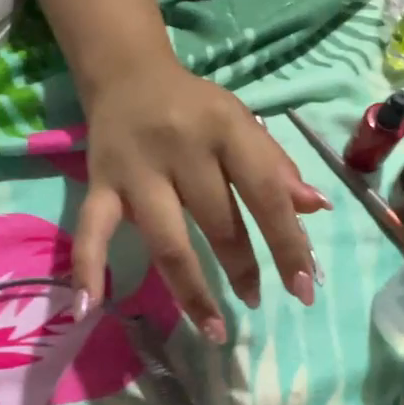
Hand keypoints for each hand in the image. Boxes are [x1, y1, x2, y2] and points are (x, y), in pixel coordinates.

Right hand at [73, 59, 328, 339]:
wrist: (127, 75)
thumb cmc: (196, 107)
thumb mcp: (242, 122)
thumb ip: (276, 165)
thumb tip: (316, 209)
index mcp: (225, 129)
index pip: (264, 191)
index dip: (287, 242)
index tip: (304, 287)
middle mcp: (181, 148)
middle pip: (216, 220)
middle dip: (242, 268)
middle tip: (256, 301)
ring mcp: (136, 170)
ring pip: (165, 239)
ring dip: (190, 290)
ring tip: (214, 329)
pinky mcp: (99, 184)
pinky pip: (90, 230)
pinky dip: (87, 267)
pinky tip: (90, 307)